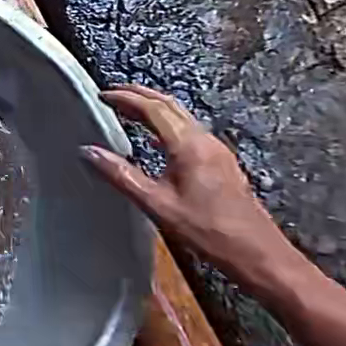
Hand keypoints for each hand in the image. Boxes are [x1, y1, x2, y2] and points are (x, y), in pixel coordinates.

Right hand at [81, 84, 303, 290]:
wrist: (257, 253)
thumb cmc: (207, 230)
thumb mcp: (156, 204)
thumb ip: (120, 175)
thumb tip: (88, 151)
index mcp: (188, 145)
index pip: (153, 109)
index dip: (126, 98)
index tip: (102, 95)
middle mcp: (205, 141)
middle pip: (170, 105)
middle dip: (140, 95)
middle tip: (113, 92)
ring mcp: (216, 151)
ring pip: (181, 116)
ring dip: (154, 107)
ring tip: (128, 109)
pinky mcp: (220, 162)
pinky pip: (189, 130)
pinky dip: (166, 123)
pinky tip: (154, 138)